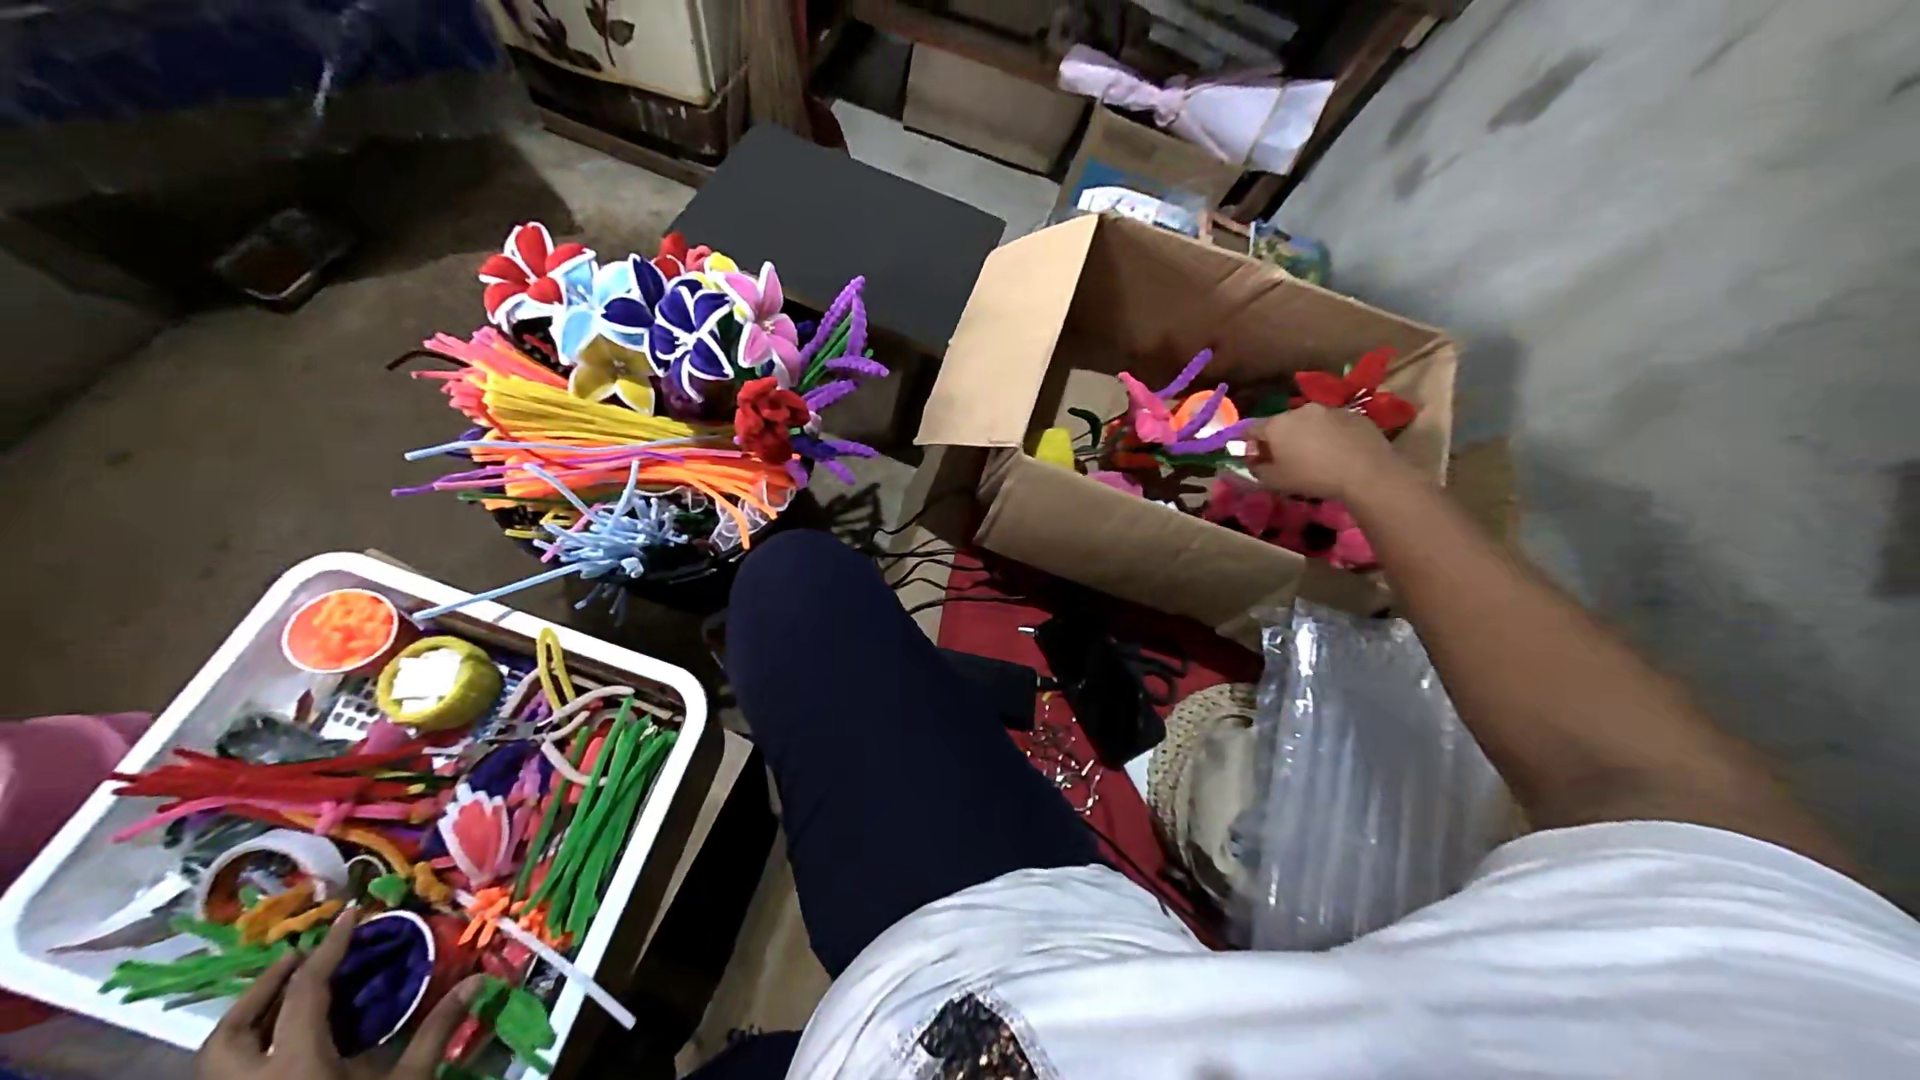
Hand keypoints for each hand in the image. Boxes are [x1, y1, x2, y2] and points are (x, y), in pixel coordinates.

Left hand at [197, 908, 477, 1079]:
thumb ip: (435, 1032)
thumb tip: (480, 980)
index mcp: (292, 1065)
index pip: (306, 991)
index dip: (329, 949)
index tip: (350, 917)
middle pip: (230, 1029)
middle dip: (262, 987)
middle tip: (298, 958)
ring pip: (212, 1058)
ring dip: (245, 1018)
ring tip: (282, 996)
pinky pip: (224, 1077)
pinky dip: (245, 1048)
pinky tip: (276, 1044)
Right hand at [1248, 404, 1406, 499]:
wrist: (1366, 471)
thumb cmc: (1312, 477)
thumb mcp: (1275, 482)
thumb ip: (1256, 469)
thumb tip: (1253, 460)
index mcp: (1276, 425)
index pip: (1251, 428)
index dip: (1248, 442)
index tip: (1254, 455)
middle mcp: (1299, 410)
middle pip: (1281, 422)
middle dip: (1280, 437)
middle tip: (1287, 457)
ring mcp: (1328, 409)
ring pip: (1309, 421)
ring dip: (1306, 434)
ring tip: (1317, 454)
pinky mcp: (1352, 413)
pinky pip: (1332, 423)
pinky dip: (1330, 434)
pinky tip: (1339, 451)